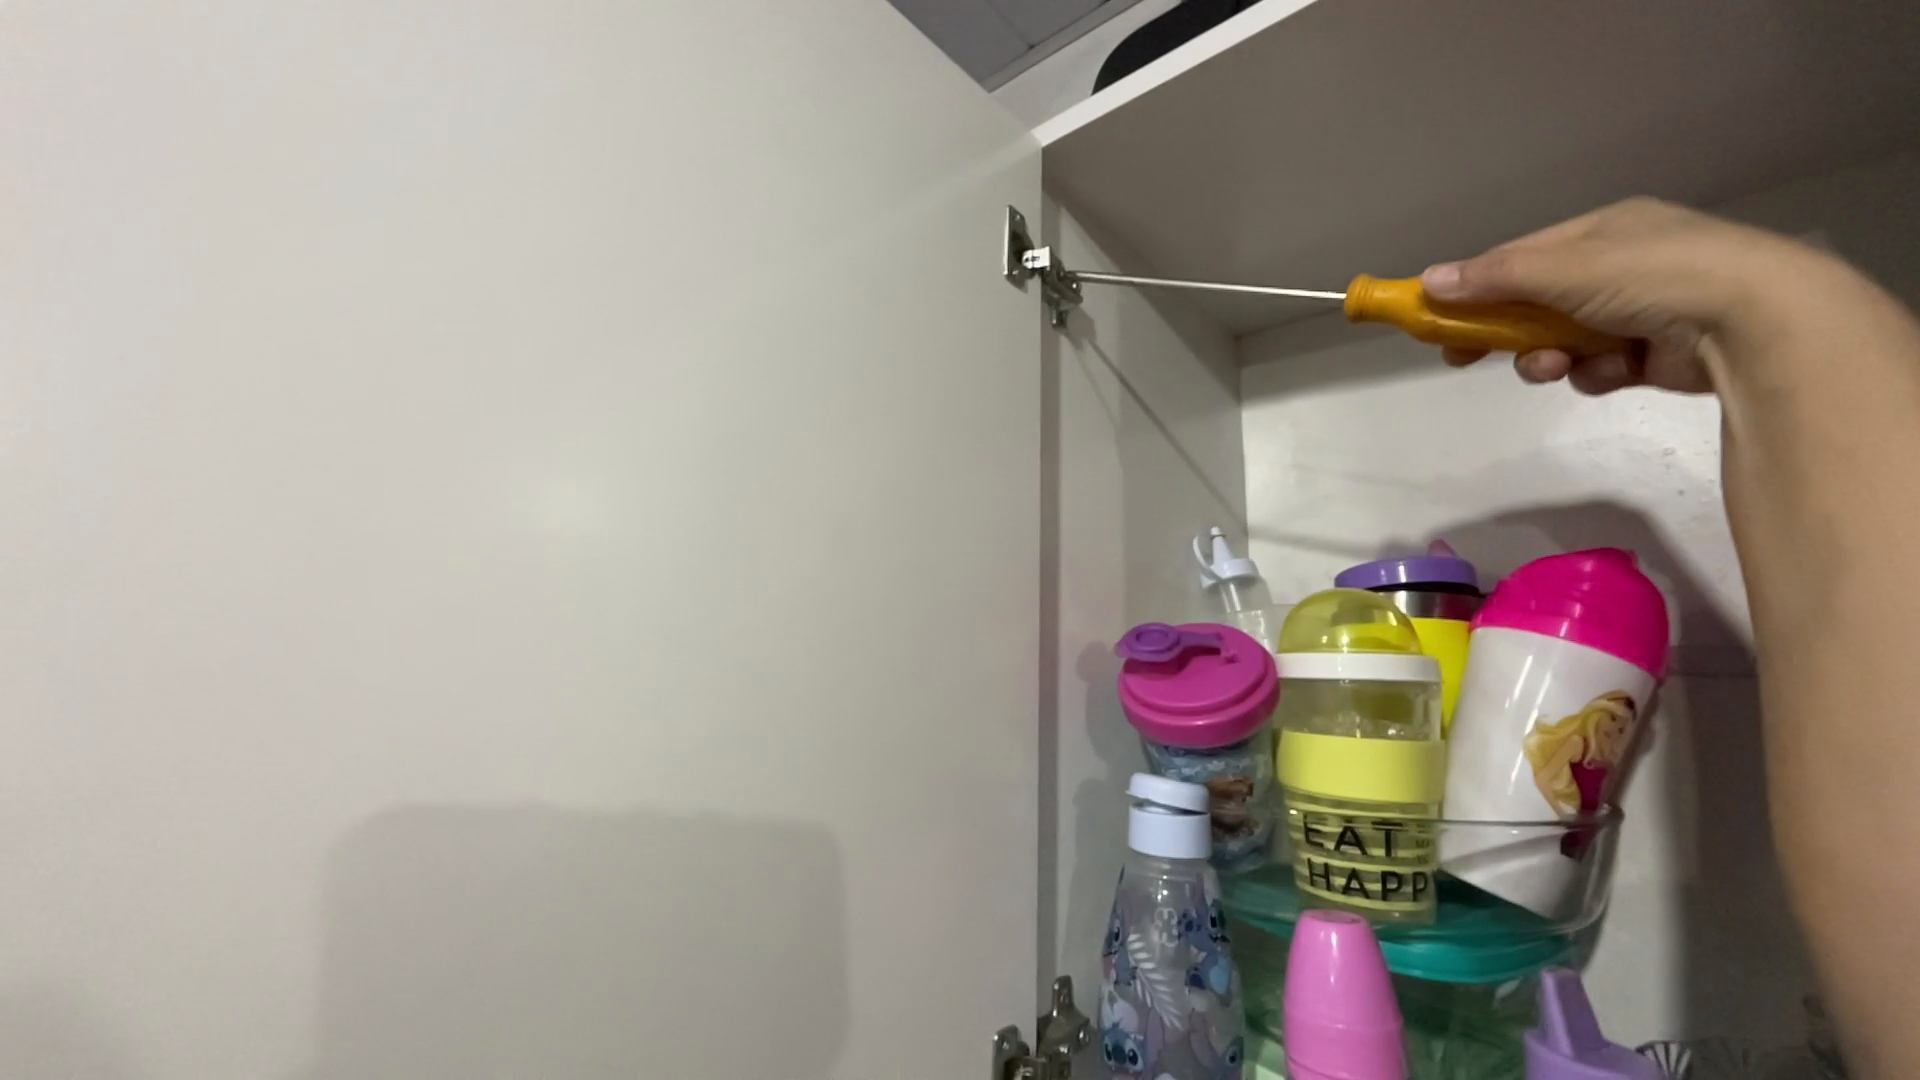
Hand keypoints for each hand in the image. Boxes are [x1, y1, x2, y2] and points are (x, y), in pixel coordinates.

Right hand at [1421, 198, 1829, 394]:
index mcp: (1602, 233)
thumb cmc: (1656, 276)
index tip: (1436, 318)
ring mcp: (1638, 310)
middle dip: (1503, 332)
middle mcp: (1619, 267)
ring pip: (1558, 341)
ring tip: (1555, 366)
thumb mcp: (1564, 270)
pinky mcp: (1652, 353)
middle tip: (1463, 356)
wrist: (1756, 321)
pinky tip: (1614, 370)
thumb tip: (1427, 280)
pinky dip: (1594, 373)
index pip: (1518, 259)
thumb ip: (1493, 279)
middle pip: (1532, 304)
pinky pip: (1595, 367)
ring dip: (1546, 358)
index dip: (1472, 288)